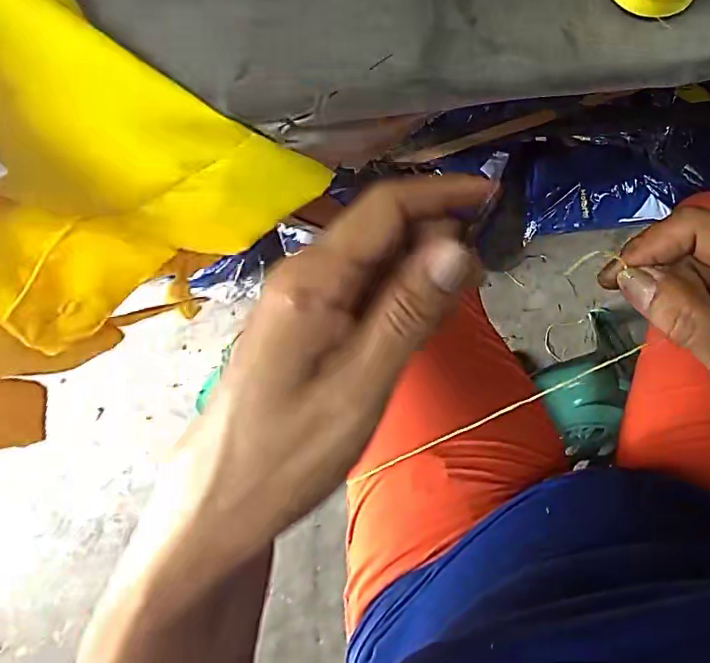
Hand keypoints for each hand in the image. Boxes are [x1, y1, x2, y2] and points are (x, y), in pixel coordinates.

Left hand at [163, 176, 494, 568]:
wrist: (213, 517)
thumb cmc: (286, 457)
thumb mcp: (361, 385)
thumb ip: (410, 309)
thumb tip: (459, 244)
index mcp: (314, 279)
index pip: (387, 205)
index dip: (445, 191)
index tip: (496, 196)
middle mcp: (308, 272)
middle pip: (390, 224)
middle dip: (443, 236)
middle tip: (477, 282)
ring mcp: (308, 293)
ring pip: (386, 252)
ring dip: (429, 267)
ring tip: (448, 313)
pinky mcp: (314, 314)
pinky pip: (374, 281)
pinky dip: (409, 291)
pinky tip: (420, 328)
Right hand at [599, 207, 709, 466]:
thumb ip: (688, 319)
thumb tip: (630, 277)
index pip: (700, 227)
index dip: (652, 244)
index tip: (613, 280)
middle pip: (691, 236)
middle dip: (653, 263)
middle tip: (617, 297)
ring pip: (687, 257)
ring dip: (661, 282)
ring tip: (656, 322)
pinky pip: (693, 278)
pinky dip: (672, 295)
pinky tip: (666, 318)